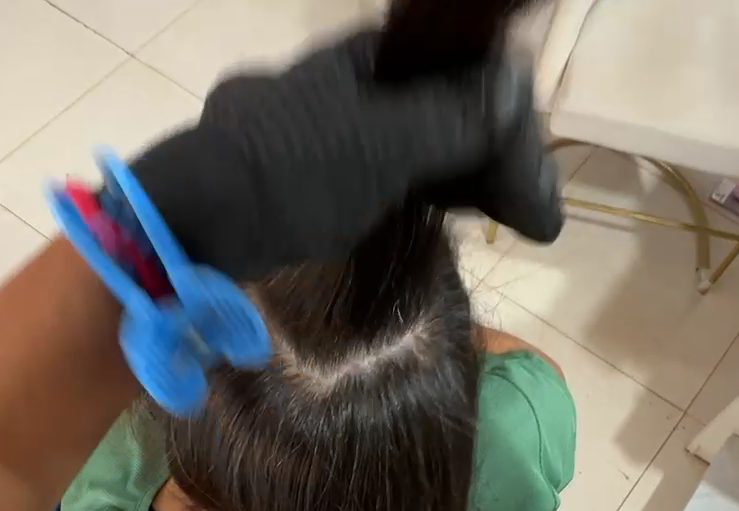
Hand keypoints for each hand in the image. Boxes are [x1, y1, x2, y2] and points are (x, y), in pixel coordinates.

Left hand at [133, 29, 560, 280]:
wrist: (202, 221)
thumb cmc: (290, 174)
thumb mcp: (379, 145)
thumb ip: (451, 117)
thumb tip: (517, 81)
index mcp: (374, 61)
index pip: (467, 76)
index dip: (510, 125)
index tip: (535, 184)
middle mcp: (360, 85)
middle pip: (452, 111)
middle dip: (499, 159)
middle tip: (536, 212)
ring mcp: (343, 129)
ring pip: (428, 145)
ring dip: (473, 181)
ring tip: (516, 217)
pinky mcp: (328, 172)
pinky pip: (398, 173)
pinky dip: (435, 193)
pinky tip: (459, 212)